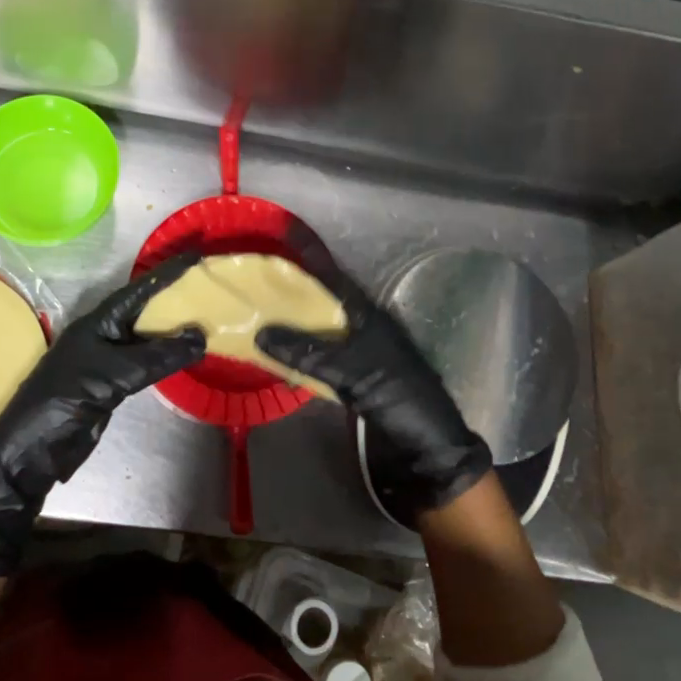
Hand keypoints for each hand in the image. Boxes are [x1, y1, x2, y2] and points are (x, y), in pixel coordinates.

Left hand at [0, 255, 206, 576]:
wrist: (32, 452)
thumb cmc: (63, 402)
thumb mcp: (111, 376)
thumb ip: (156, 357)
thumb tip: (201, 336)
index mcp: (97, 322)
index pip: (139, 290)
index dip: (167, 273)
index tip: (197, 256)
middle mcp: (104, 335)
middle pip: (145, 310)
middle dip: (175, 296)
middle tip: (212, 284)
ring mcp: (108, 361)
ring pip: (148, 337)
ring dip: (175, 328)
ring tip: (209, 315)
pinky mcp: (113, 385)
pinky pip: (148, 363)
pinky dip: (168, 356)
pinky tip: (187, 354)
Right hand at [256, 260, 489, 523]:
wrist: (429, 450)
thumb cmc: (401, 399)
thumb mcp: (356, 373)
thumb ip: (309, 353)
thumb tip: (262, 333)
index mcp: (368, 315)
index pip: (332, 276)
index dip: (310, 253)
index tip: (283, 230)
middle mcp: (359, 327)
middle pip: (319, 300)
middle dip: (289, 287)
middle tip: (251, 274)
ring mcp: (353, 354)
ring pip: (314, 328)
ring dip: (287, 321)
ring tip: (251, 308)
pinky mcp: (347, 379)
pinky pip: (313, 357)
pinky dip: (293, 354)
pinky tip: (271, 353)